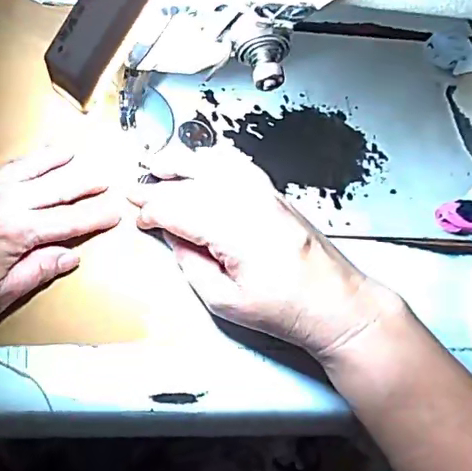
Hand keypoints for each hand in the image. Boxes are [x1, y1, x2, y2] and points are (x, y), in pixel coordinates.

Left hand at [0, 116, 122, 329]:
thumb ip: (34, 273)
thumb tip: (70, 256)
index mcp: (18, 232)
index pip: (68, 222)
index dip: (96, 217)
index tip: (118, 210)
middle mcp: (4, 199)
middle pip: (54, 187)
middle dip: (84, 182)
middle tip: (106, 175)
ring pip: (22, 165)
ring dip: (48, 157)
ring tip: (69, 148)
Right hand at [127, 146, 405, 362]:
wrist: (337, 304)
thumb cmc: (287, 309)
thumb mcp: (225, 300)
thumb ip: (190, 263)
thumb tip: (173, 237)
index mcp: (234, 229)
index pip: (177, 209)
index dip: (150, 212)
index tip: (138, 220)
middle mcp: (250, 202)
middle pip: (190, 185)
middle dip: (158, 188)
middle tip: (134, 190)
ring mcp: (265, 192)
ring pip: (212, 167)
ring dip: (181, 166)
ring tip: (158, 167)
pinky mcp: (274, 192)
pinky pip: (235, 165)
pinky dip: (211, 161)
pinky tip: (199, 164)